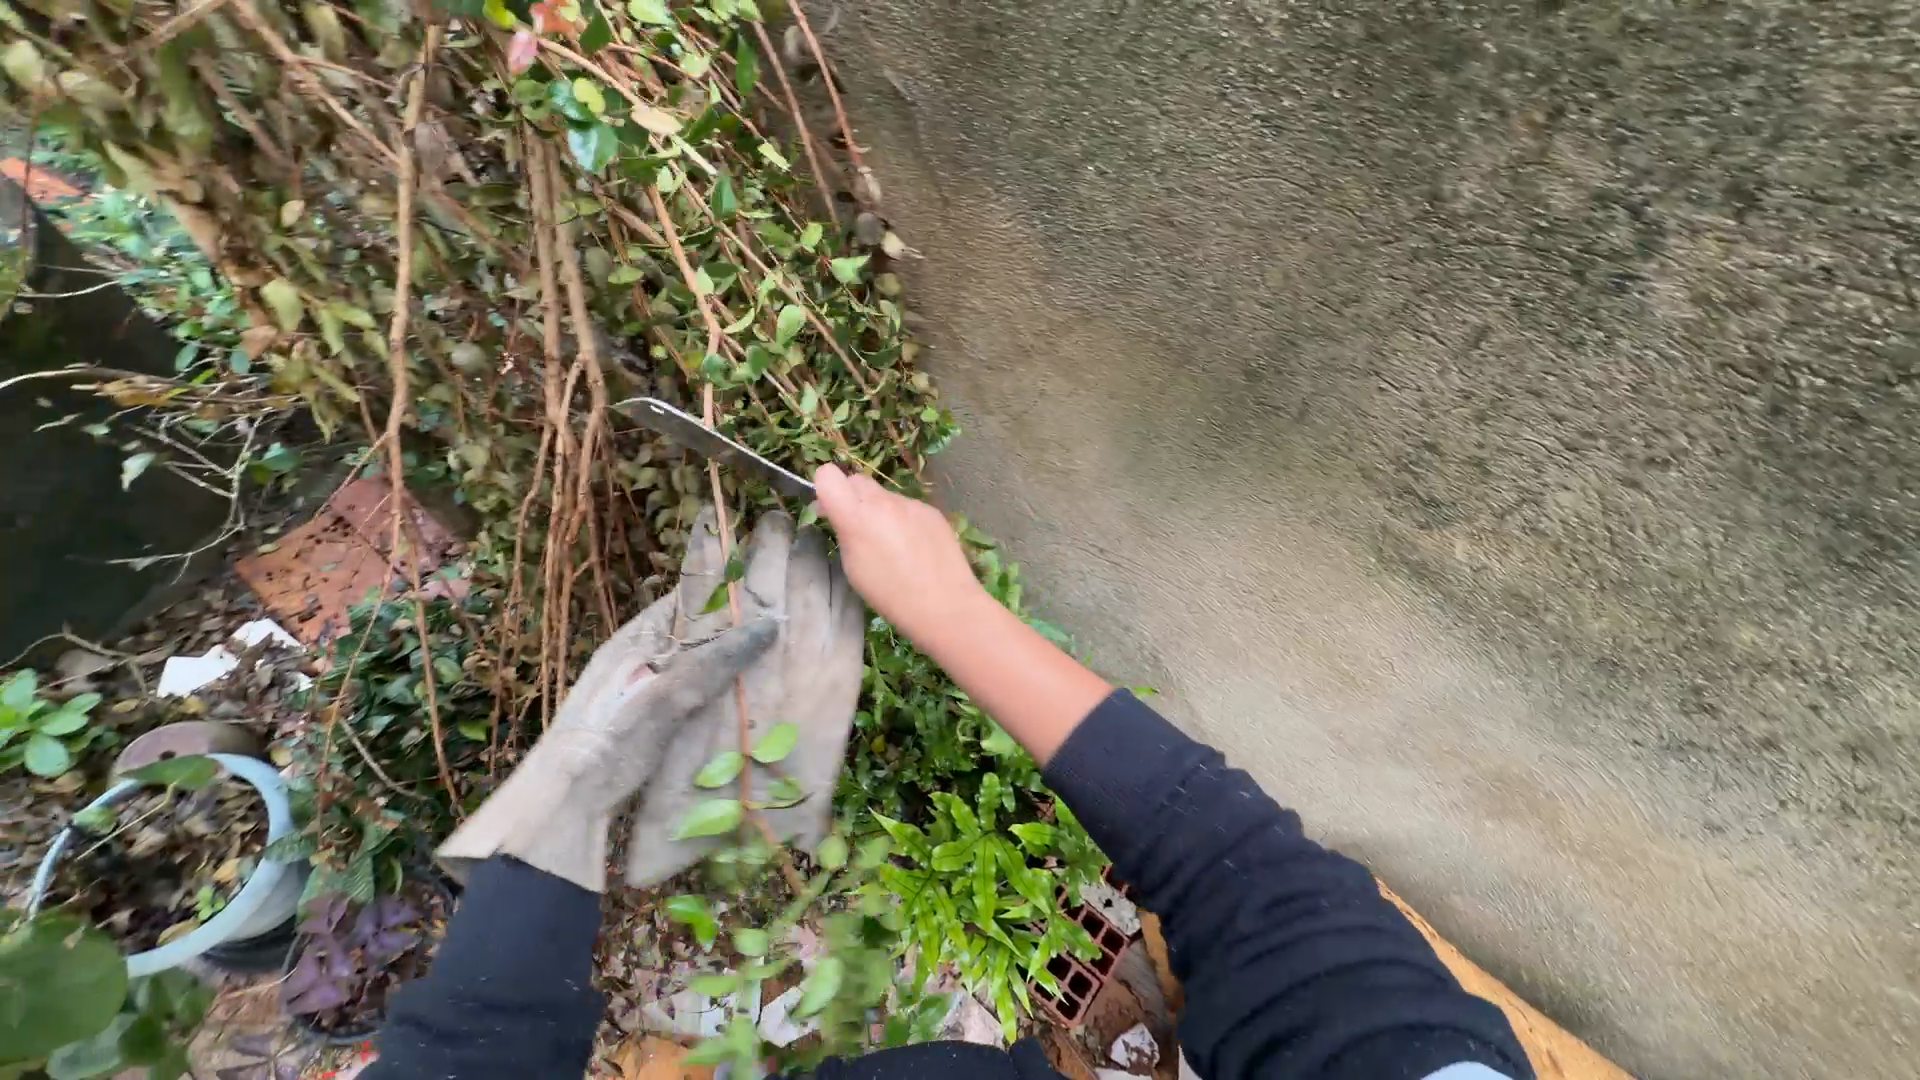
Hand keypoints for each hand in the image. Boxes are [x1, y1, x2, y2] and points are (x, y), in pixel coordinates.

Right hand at [812, 464, 986, 640]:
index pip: (827, 475)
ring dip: (880, 511)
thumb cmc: (889, 595)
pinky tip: (915, 547)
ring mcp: (911, 504)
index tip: (830, 510)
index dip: (825, 489)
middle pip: (857, 480)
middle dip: (851, 497)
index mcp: (856, 517)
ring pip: (885, 496)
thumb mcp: (853, 567)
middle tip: (857, 525)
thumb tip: (841, 514)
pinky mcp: (931, 511)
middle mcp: (883, 502)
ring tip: (893, 545)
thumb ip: (845, 532)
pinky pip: (908, 508)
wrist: (943, 603)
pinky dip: (904, 520)